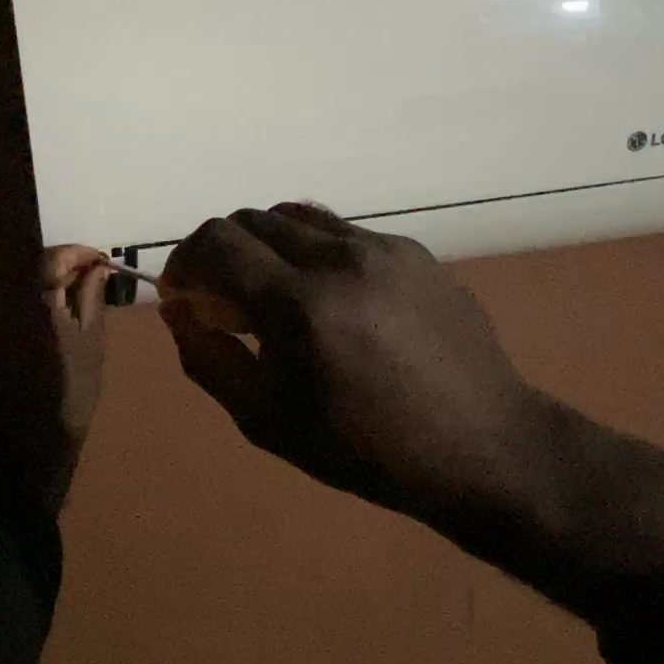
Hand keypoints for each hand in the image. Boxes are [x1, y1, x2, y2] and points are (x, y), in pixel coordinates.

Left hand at [0, 245, 111, 514]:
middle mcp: (4, 303)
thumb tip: (97, 268)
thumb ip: (92, 296)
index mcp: (35, 300)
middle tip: (87, 277)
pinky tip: (42, 329)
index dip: (78, 253)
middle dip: (61, 269)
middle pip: (32, 270)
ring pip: (17, 290)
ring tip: (67, 303)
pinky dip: (25, 310)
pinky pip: (5, 312)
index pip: (54, 257)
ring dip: (42, 288)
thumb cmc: (73, 389)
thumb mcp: (92, 341)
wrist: (31, 439)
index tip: (99, 259)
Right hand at [162, 203, 663, 615]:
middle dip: (220, 250)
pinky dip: (311, 250)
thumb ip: (208, 358)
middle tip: (225, 296)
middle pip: (249, 218)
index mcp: (299, 305)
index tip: (182, 292)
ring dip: (265, 244)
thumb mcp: (266, 420)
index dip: (184, 260)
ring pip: (294, 214)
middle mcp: (338, 258)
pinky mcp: (413, 250)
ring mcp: (382, 248)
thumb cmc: (365, 448)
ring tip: (275, 290)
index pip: (215, 242)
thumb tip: (176, 308)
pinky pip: (340, 231)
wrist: (486, 448)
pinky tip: (331, 297)